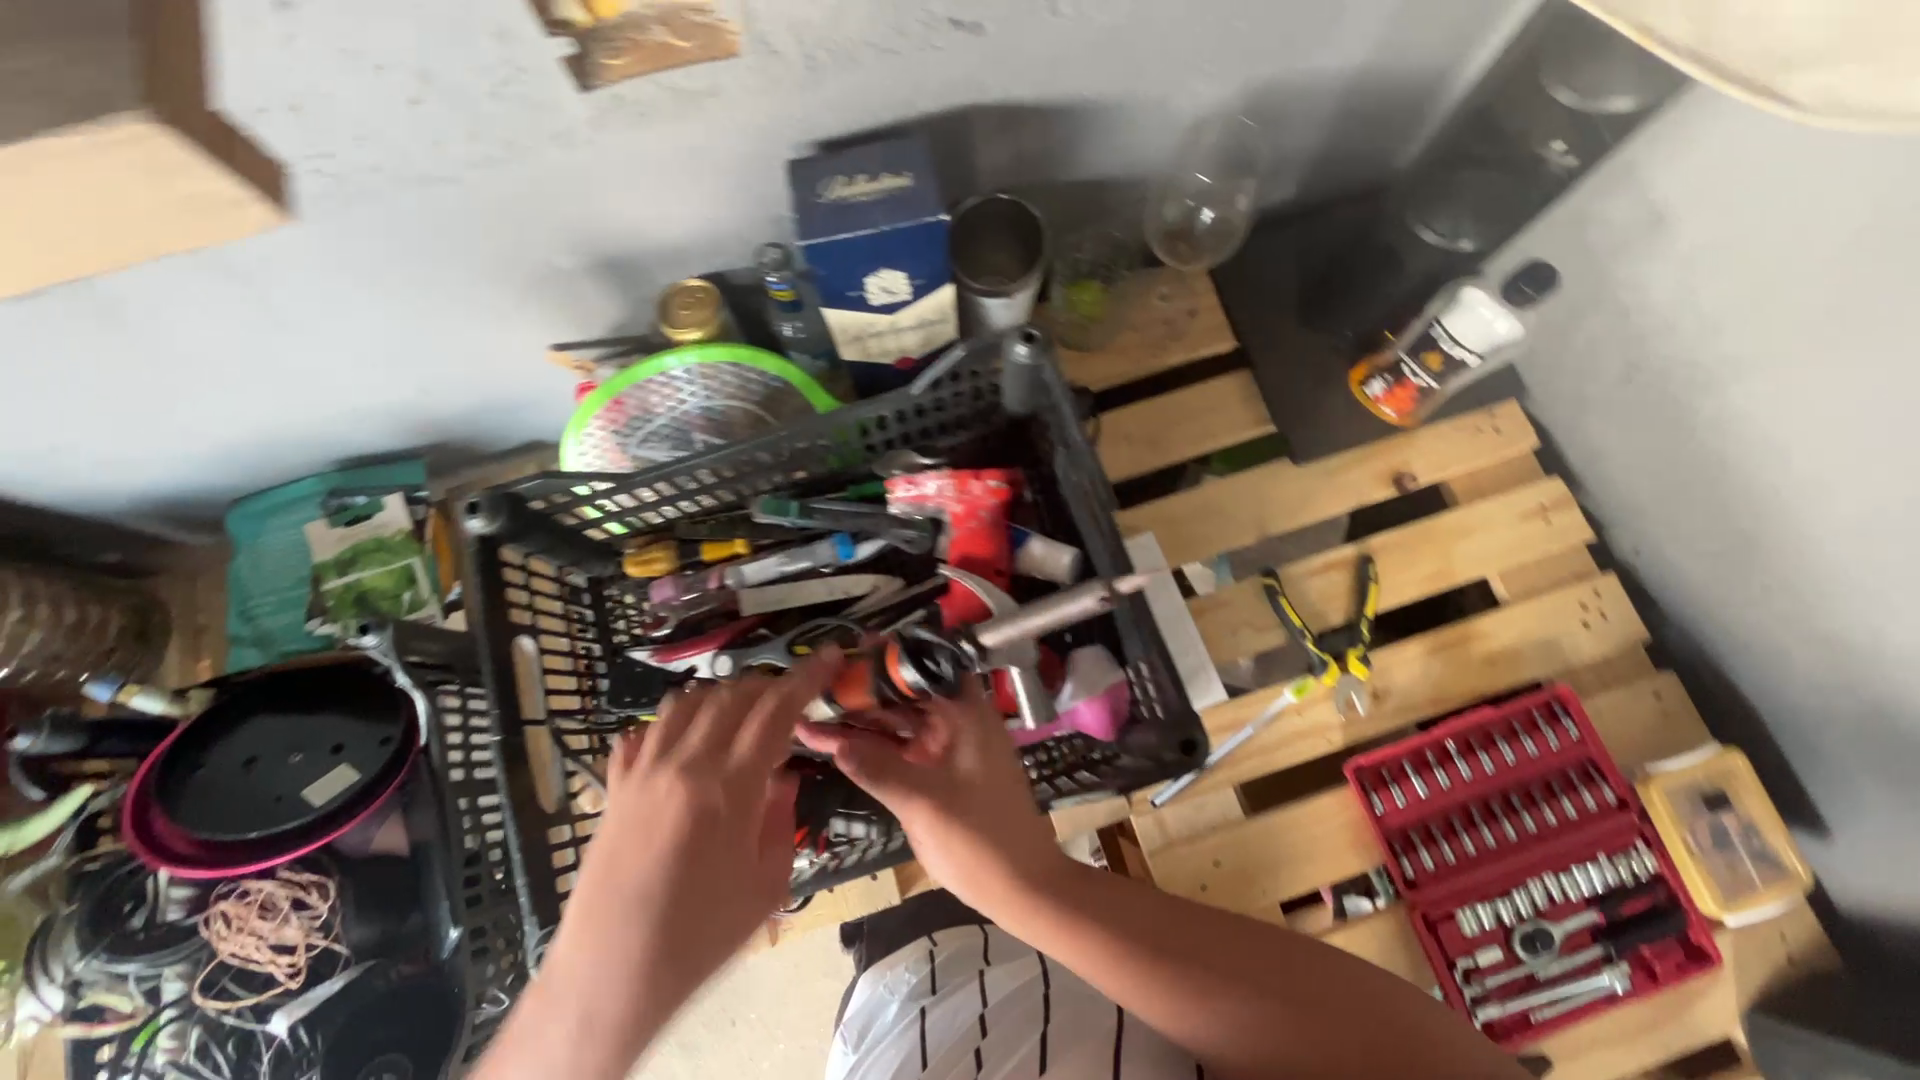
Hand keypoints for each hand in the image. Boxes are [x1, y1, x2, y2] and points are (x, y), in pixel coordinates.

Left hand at [543, 654, 837, 1006]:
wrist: (611, 975)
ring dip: (722, 696)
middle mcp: (682, 765)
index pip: (775, 711)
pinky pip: (644, 733)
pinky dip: (672, 721)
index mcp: (727, 787)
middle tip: (793, 695)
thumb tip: (782, 778)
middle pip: (731, 696)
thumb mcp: (767, 885)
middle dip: (769, 685)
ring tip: (744, 711)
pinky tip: (686, 738)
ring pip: (685, 703)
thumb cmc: (701, 939)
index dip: (807, 678)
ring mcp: (642, 772)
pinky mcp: (615, 789)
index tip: (831, 656)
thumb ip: (781, 819)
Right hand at [794, 679, 1069, 913]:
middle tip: (815, 686)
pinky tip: (835, 746)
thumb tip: (834, 744)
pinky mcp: (941, 772)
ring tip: (811, 713)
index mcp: (965, 714)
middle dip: (862, 692)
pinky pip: (902, 749)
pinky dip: (873, 748)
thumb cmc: (980, 840)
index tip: (845, 655)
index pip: (921, 668)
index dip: (883, 659)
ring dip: (860, 722)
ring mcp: (949, 748)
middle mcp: (958, 722)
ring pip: (899, 723)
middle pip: (905, 694)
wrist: (1023, 888)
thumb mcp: (923, 803)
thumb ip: (877, 769)